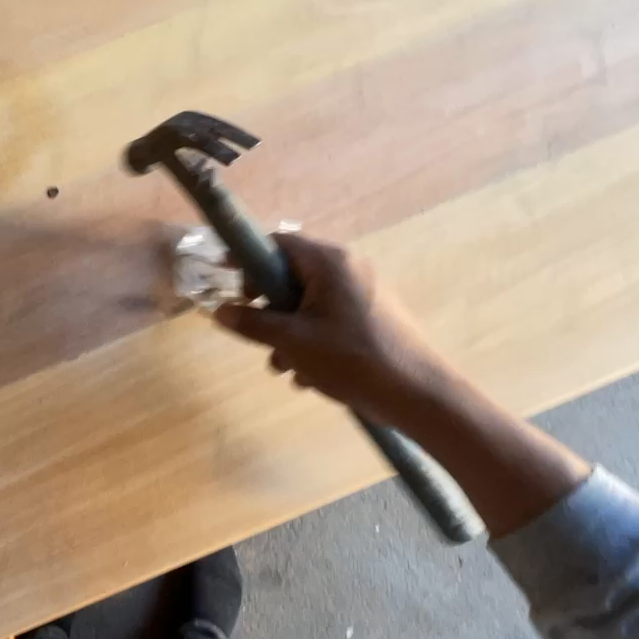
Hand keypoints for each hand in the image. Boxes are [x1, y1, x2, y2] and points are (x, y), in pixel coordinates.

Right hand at [214, 230, 455, 421]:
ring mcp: (362, 294)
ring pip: (306, 305)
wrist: (418, 395)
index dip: (247, 260)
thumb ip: (252, 324)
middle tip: (258, 334)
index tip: (226, 283)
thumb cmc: (352, 359)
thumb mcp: (292, 342)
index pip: (277, 243)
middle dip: (268, 310)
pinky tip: (311, 374)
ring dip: (287, 334)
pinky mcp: (370, 318)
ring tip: (287, 366)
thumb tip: (220, 312)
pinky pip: (327, 320)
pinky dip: (311, 342)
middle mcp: (347, 270)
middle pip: (290, 277)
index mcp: (329, 263)